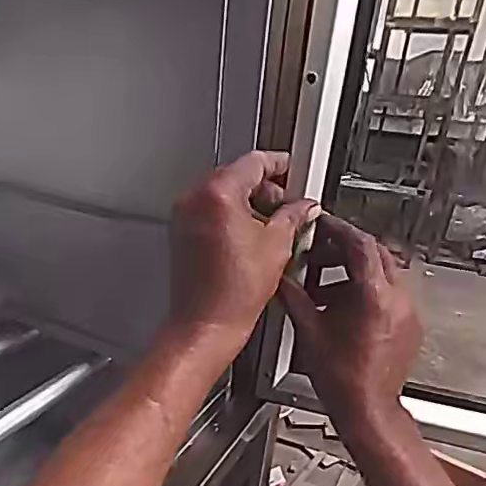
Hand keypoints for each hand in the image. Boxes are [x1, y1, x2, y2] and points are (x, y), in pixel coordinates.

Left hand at [167, 151, 320, 352]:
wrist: (207, 323)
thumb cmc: (233, 294)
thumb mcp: (277, 246)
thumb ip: (293, 216)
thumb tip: (303, 208)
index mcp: (218, 194)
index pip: (253, 161)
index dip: (280, 165)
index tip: (292, 169)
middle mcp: (195, 200)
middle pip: (236, 175)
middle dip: (265, 188)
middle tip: (288, 205)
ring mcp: (184, 216)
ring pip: (222, 193)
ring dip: (249, 203)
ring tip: (271, 227)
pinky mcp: (182, 233)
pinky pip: (210, 212)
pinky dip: (231, 217)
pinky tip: (251, 239)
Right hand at [276, 215, 422, 424]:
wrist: (367, 409)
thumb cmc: (344, 381)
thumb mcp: (310, 332)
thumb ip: (295, 298)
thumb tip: (282, 280)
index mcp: (375, 298)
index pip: (360, 245)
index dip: (338, 230)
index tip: (323, 225)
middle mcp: (398, 301)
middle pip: (376, 253)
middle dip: (345, 249)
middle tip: (321, 252)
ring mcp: (408, 313)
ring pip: (385, 272)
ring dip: (355, 271)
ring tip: (327, 286)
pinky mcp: (410, 325)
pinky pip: (392, 294)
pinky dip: (369, 291)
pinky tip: (345, 306)